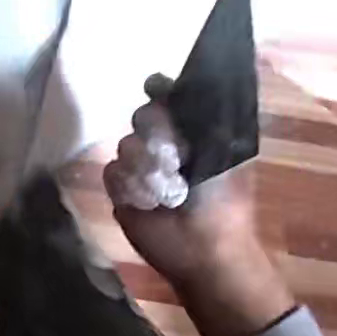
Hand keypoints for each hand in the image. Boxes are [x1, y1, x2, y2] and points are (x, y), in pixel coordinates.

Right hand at [103, 78, 294, 335]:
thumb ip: (206, 116)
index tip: (160, 94)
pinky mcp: (120, 191)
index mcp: (189, 128)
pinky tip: (149, 203)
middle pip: (142, 114)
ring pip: (125, 143)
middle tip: (176, 157)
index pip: (165, 93)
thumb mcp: (225, 151)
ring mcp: (138, 167)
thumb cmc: (223, 201)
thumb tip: (179, 88)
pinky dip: (130, 186)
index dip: (160, 91)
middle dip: (158, 133)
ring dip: (147, 166)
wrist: (204, 247)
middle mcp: (161, 142)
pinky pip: (112, 172)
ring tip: (168, 191)